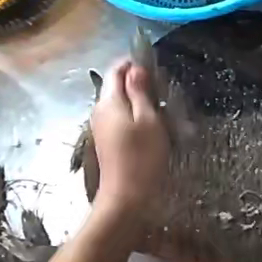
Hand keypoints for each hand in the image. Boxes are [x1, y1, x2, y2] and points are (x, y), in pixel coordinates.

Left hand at [90, 59, 170, 224]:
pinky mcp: (105, 140)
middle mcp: (99, 109)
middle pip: (115, 85)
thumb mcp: (148, 119)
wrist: (126, 197)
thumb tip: (135, 68)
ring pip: (118, 102)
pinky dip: (133, 116)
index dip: (133, 64)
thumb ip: (140, 91)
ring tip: (161, 109)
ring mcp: (100, 126)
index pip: (115, 69)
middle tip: (162, 91)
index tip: (154, 69)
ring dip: (137, 100)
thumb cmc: (142, 157)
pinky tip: (150, 127)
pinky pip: (119, 118)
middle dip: (137, 82)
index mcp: (108, 100)